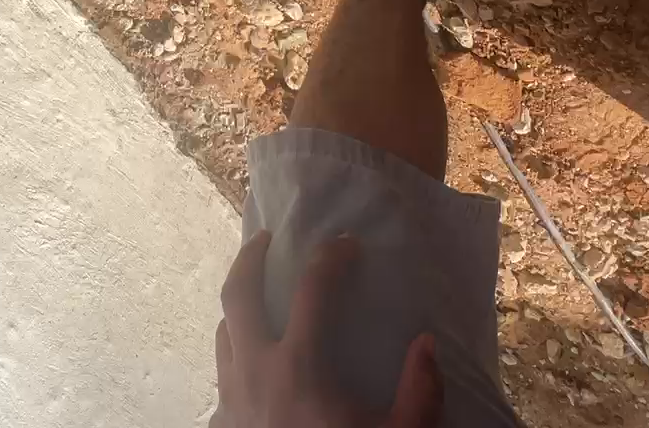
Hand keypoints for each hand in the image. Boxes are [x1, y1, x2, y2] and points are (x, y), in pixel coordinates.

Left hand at [212, 231, 441, 427]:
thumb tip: (426, 344)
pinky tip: (255, 368)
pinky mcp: (221, 426)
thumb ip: (419, 394)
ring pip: (223, 332)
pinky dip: (235, 358)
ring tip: (259, 298)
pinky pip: (222, 376)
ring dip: (239, 307)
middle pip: (237, 293)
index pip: (314, 288)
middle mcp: (254, 372)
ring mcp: (230, 400)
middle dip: (250, 257)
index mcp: (298, 368)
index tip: (347, 244)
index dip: (332, 257)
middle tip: (267, 239)